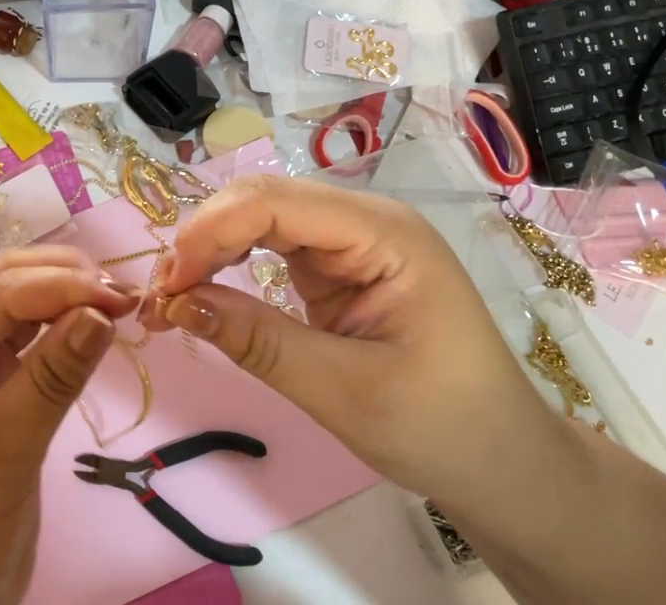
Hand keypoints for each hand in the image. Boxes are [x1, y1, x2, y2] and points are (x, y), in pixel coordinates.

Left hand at [0, 246, 140, 604]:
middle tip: (125, 295)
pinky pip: (34, 349)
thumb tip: (101, 313)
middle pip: (6, 288)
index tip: (119, 296)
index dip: (57, 285)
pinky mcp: (0, 399)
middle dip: (63, 278)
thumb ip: (49, 380)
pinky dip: (66, 332)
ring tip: (120, 305)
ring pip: (22, 312)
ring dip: (67, 297)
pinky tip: (96, 330)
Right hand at [145, 175, 581, 509]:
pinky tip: (207, 288)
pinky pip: (272, 248)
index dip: (210, 234)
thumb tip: (176, 303)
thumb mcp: (345, 391)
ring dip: (211, 248)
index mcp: (383, 234)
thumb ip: (259, 341)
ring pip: (261, 218)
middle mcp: (365, 221)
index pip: (275, 203)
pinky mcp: (339, 268)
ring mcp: (352, 242)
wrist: (504, 464)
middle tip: (161, 296)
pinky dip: (231, 264)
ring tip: (174, 294)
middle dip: (204, 238)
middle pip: (263, 200)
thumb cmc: (443, 427)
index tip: (166, 287)